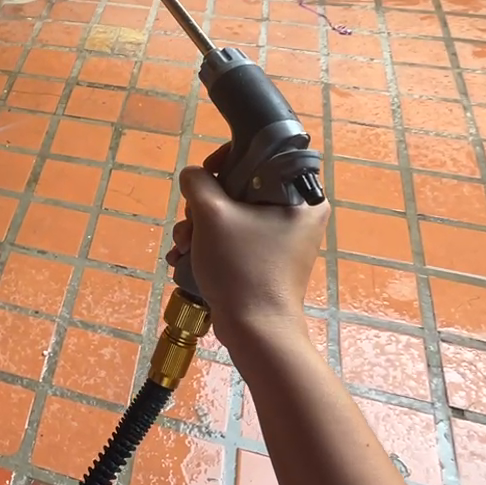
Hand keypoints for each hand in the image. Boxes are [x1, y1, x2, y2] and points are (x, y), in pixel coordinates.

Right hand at [168, 161, 327, 352]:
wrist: (254, 328)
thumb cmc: (241, 266)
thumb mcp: (213, 215)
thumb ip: (198, 182)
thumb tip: (193, 175)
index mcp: (302, 197)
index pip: (264, 156)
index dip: (228, 160)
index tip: (206, 176)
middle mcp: (297, 215)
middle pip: (240, 188)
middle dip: (203, 206)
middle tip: (191, 224)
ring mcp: (281, 240)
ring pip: (231, 214)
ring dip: (198, 227)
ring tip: (183, 246)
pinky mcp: (265, 259)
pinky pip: (232, 237)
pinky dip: (208, 243)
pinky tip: (185, 256)